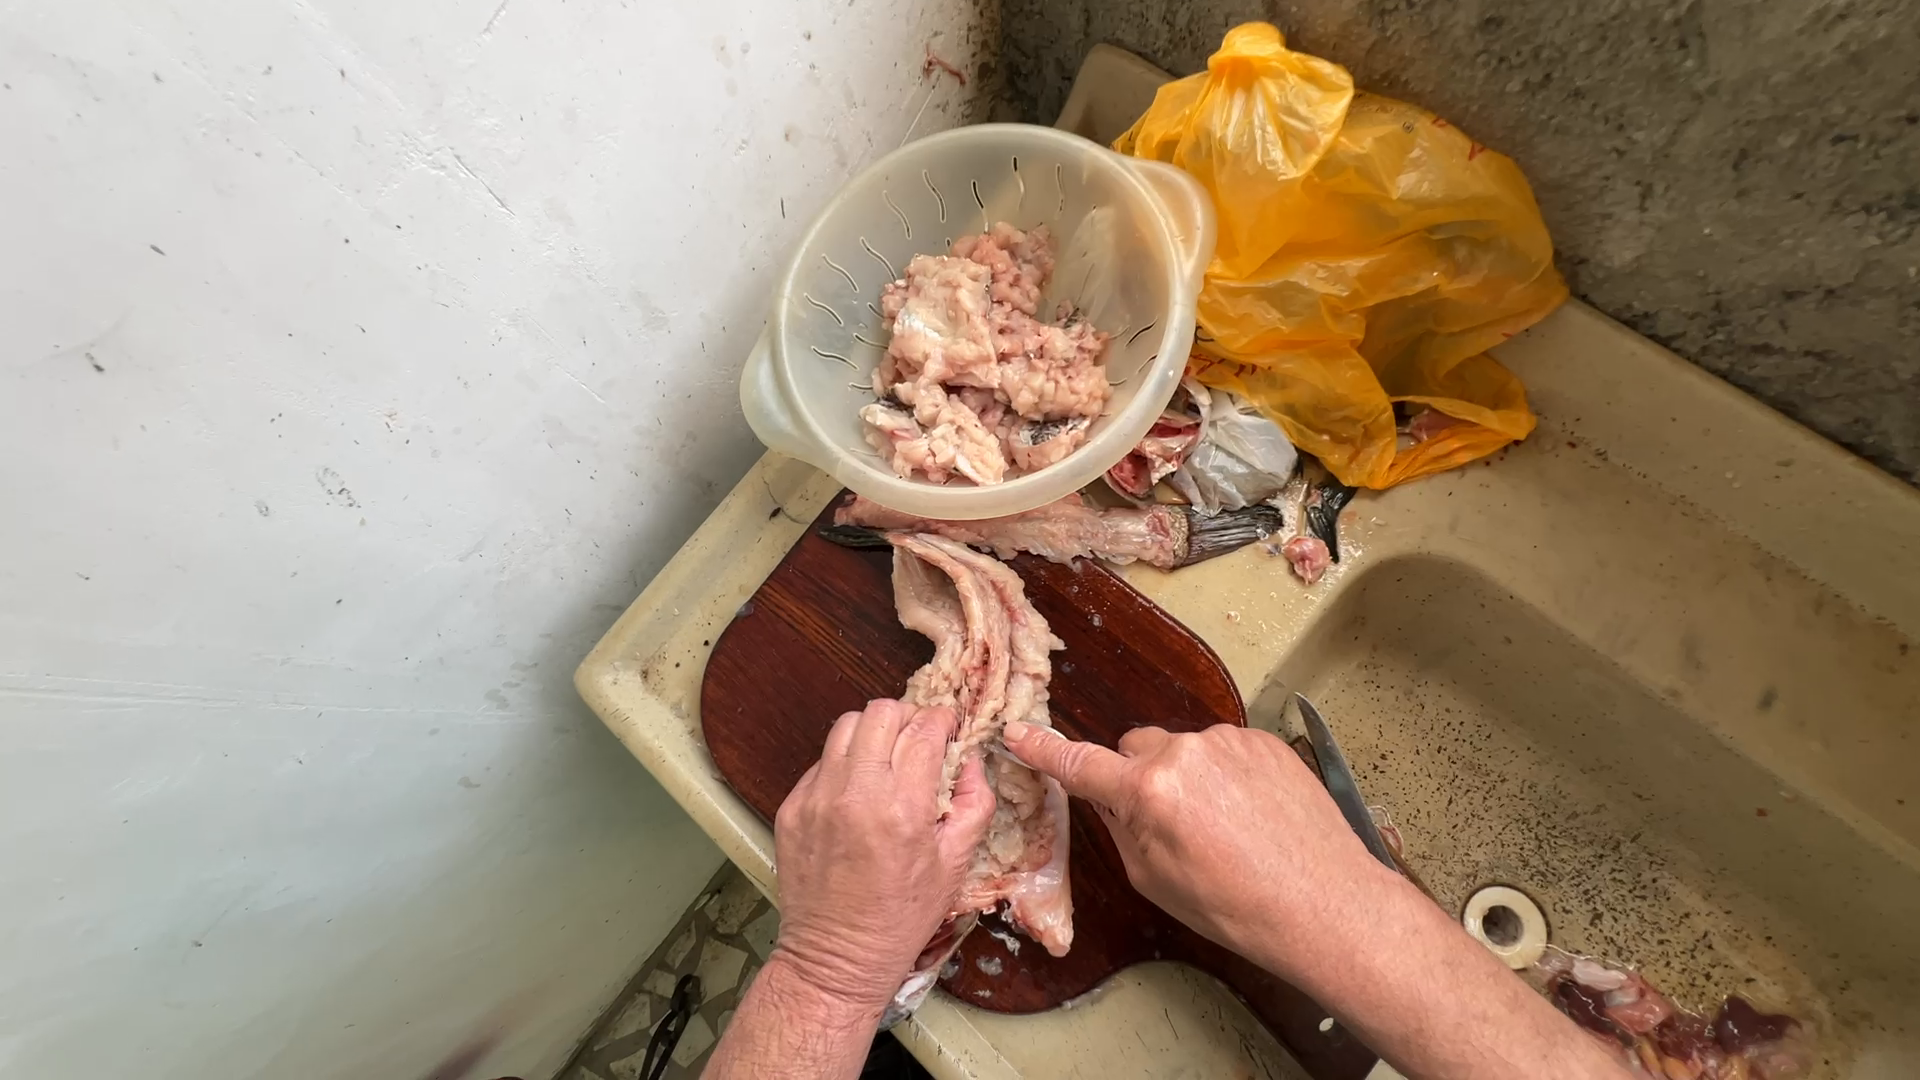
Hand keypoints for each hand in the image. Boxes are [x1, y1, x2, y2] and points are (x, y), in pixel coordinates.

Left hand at [770, 699, 995, 1010]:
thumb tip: (971, 758)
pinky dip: (846, 761)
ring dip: (874, 731)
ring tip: (887, 755)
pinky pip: (823, 759)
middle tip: (919, 738)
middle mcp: (856, 793)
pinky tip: (858, 788)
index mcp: (903, 808)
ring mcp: (817, 797)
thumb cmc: (901, 917)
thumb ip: (975, 802)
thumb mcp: (956, 865)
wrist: (833, 961)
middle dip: (909, 717)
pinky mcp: (792, 807)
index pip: (924, 730)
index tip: (950, 727)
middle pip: (882, 713)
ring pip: (847, 724)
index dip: (944, 720)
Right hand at [1001, 719, 1389, 979]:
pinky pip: (1221, 747)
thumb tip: (1107, 795)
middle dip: (1139, 774)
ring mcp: (1226, 740)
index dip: (1044, 750)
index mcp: (1150, 792)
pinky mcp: (1260, 739)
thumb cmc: (1239, 907)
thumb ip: (1122, 826)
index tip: (1017, 733)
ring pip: (1180, 747)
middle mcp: (1184, 753)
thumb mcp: (1156, 880)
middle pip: (1135, 747)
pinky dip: (1223, 771)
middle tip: (1166, 817)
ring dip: (1186, 774)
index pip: (1082, 764)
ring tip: (1224, 822)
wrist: (1331, 906)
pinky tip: (1250, 809)